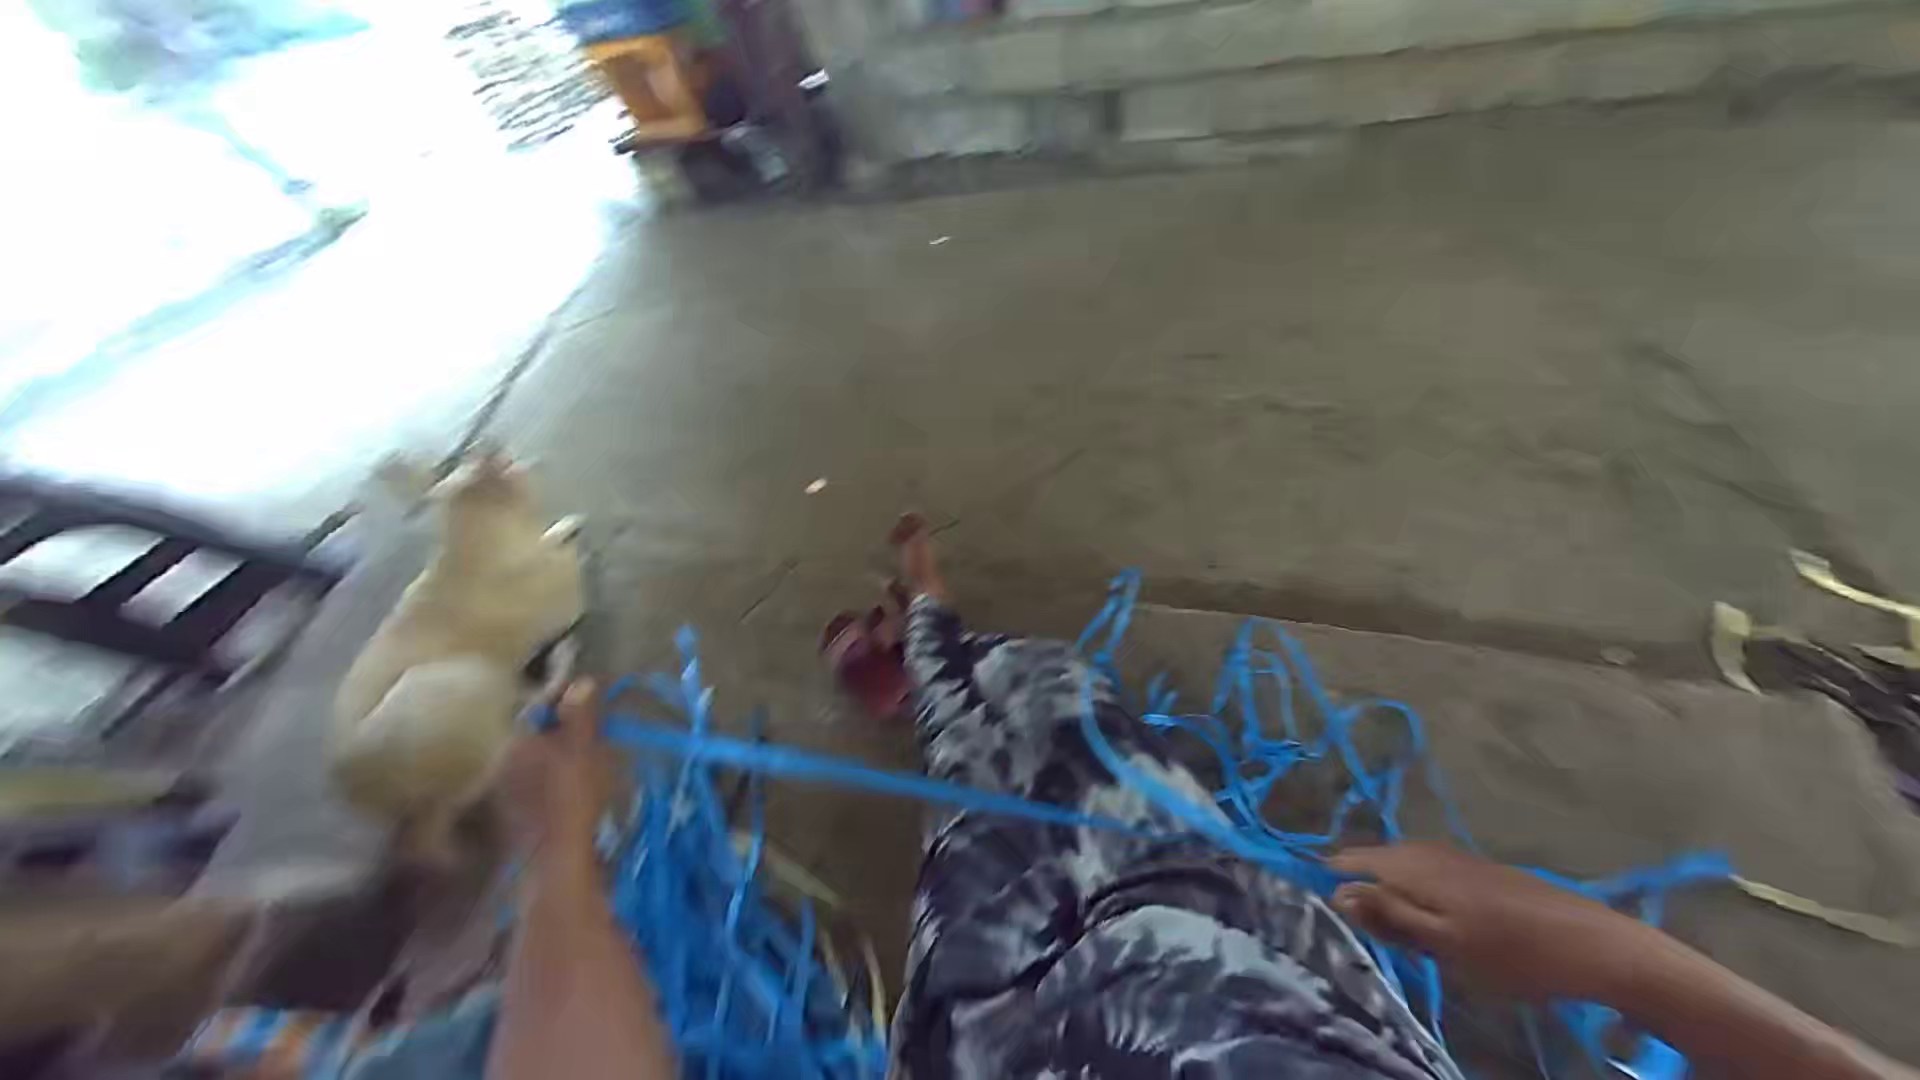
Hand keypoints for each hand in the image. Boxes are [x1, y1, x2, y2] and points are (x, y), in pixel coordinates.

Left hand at [496, 679, 610, 874]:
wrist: (555, 859)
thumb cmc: (572, 795)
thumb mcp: (585, 747)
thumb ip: (581, 714)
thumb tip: (582, 679)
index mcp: (517, 741)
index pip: (541, 706)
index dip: (567, 697)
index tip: (592, 693)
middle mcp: (502, 762)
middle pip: (537, 732)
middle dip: (563, 725)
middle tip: (595, 724)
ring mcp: (506, 791)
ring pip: (537, 758)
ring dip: (559, 752)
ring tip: (590, 752)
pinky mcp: (515, 815)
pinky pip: (537, 782)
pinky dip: (555, 776)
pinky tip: (575, 784)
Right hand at [1329, 843, 1665, 1001]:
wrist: (1595, 944)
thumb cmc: (1510, 950)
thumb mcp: (1442, 943)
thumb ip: (1387, 915)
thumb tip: (1336, 894)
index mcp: (1405, 864)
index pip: (1345, 861)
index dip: (1328, 881)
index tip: (1320, 910)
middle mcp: (1418, 850)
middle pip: (1369, 864)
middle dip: (1359, 891)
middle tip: (1367, 933)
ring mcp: (1446, 856)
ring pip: (1397, 870)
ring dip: (1388, 895)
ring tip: (1395, 932)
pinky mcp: (1470, 868)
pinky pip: (1422, 874)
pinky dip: (1414, 894)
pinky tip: (1430, 920)